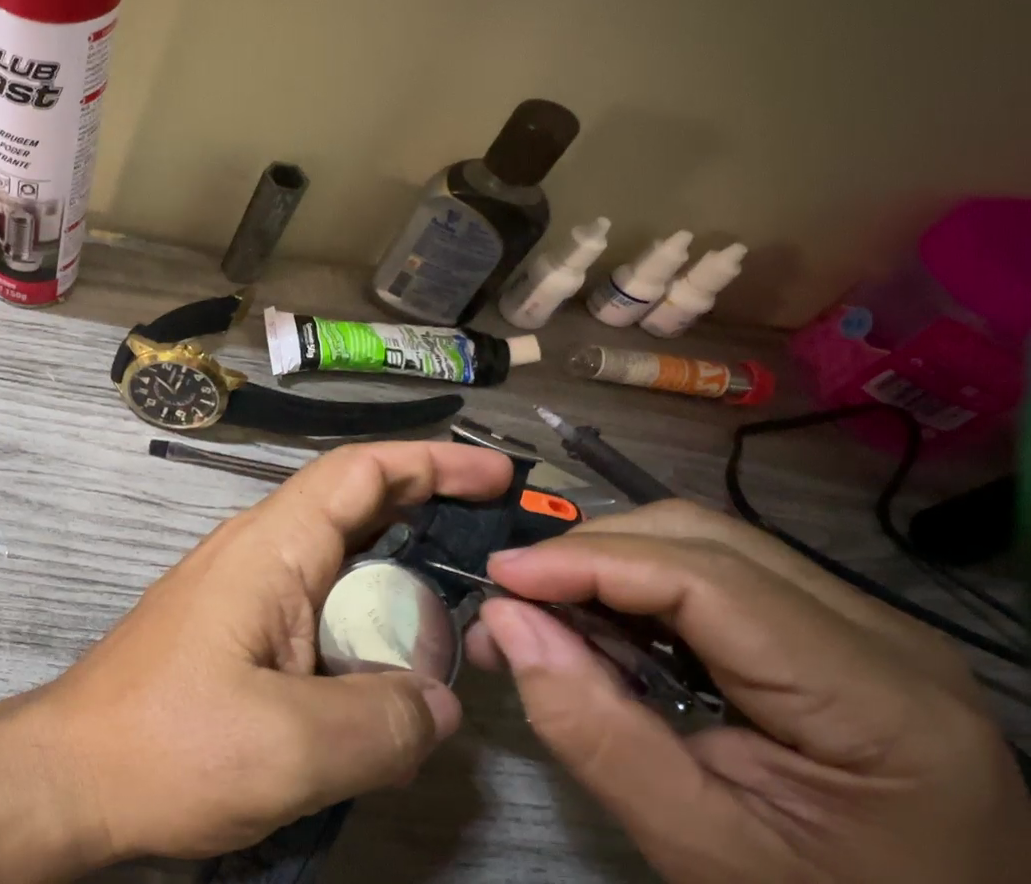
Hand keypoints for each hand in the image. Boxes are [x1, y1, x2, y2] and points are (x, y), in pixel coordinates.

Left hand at [37, 441, 513, 859]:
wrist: (69, 775)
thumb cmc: (170, 745)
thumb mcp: (296, 745)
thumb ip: (387, 721)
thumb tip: (439, 702)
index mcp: (269, 550)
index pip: (357, 474)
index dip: (429, 463)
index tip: (497, 479)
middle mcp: (252, 555)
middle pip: (351, 512)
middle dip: (425, 519)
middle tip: (497, 554)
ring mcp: (236, 596)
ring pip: (334, 571)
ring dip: (395, 588)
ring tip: (456, 626)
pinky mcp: (228, 637)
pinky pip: (311, 614)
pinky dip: (360, 629)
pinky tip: (387, 675)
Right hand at [466, 500, 1030, 882]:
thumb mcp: (697, 844)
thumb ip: (596, 733)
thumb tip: (504, 621)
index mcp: (878, 703)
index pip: (708, 580)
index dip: (590, 562)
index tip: (497, 579)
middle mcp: (887, 637)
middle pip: (705, 539)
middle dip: (589, 556)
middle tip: (510, 603)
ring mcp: (869, 629)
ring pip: (706, 544)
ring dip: (608, 568)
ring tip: (539, 616)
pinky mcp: (839, 636)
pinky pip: (720, 577)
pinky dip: (640, 590)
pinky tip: (600, 629)